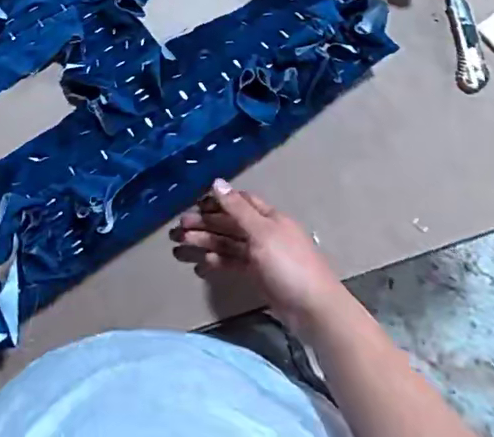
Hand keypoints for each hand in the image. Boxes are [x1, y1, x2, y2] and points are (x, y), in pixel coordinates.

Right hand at [170, 178, 346, 335]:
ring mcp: (261, 255)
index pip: (239, 201)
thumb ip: (237, 208)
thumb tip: (216, 182)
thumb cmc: (290, 266)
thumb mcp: (262, 233)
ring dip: (204, 244)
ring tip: (179, 248)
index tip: (194, 205)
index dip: (216, 201)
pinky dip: (216, 263)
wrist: (316, 312)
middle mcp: (263, 233)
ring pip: (226, 244)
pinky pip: (232, 263)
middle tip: (177, 229)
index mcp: (268, 218)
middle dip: (203, 225)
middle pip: (228, 223)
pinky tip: (199, 266)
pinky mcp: (258, 276)